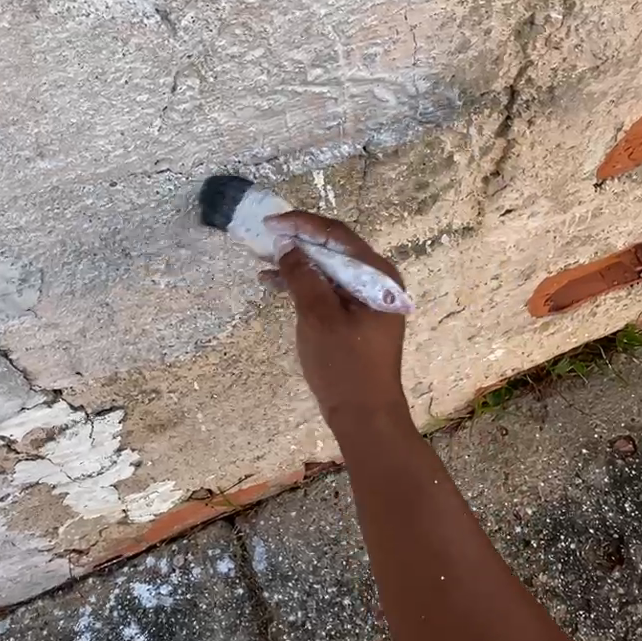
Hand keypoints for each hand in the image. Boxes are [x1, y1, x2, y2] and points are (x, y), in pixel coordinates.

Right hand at [262, 211, 410, 432]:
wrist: (366, 418)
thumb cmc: (344, 367)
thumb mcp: (318, 317)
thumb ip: (303, 276)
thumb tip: (287, 245)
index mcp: (378, 275)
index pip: (337, 234)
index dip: (302, 224)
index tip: (271, 222)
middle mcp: (378, 281)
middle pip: (335, 249)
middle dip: (298, 241)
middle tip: (264, 238)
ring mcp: (369, 299)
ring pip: (330, 269)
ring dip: (299, 263)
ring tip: (263, 262)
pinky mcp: (358, 316)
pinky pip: (330, 288)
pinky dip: (306, 285)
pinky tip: (276, 284)